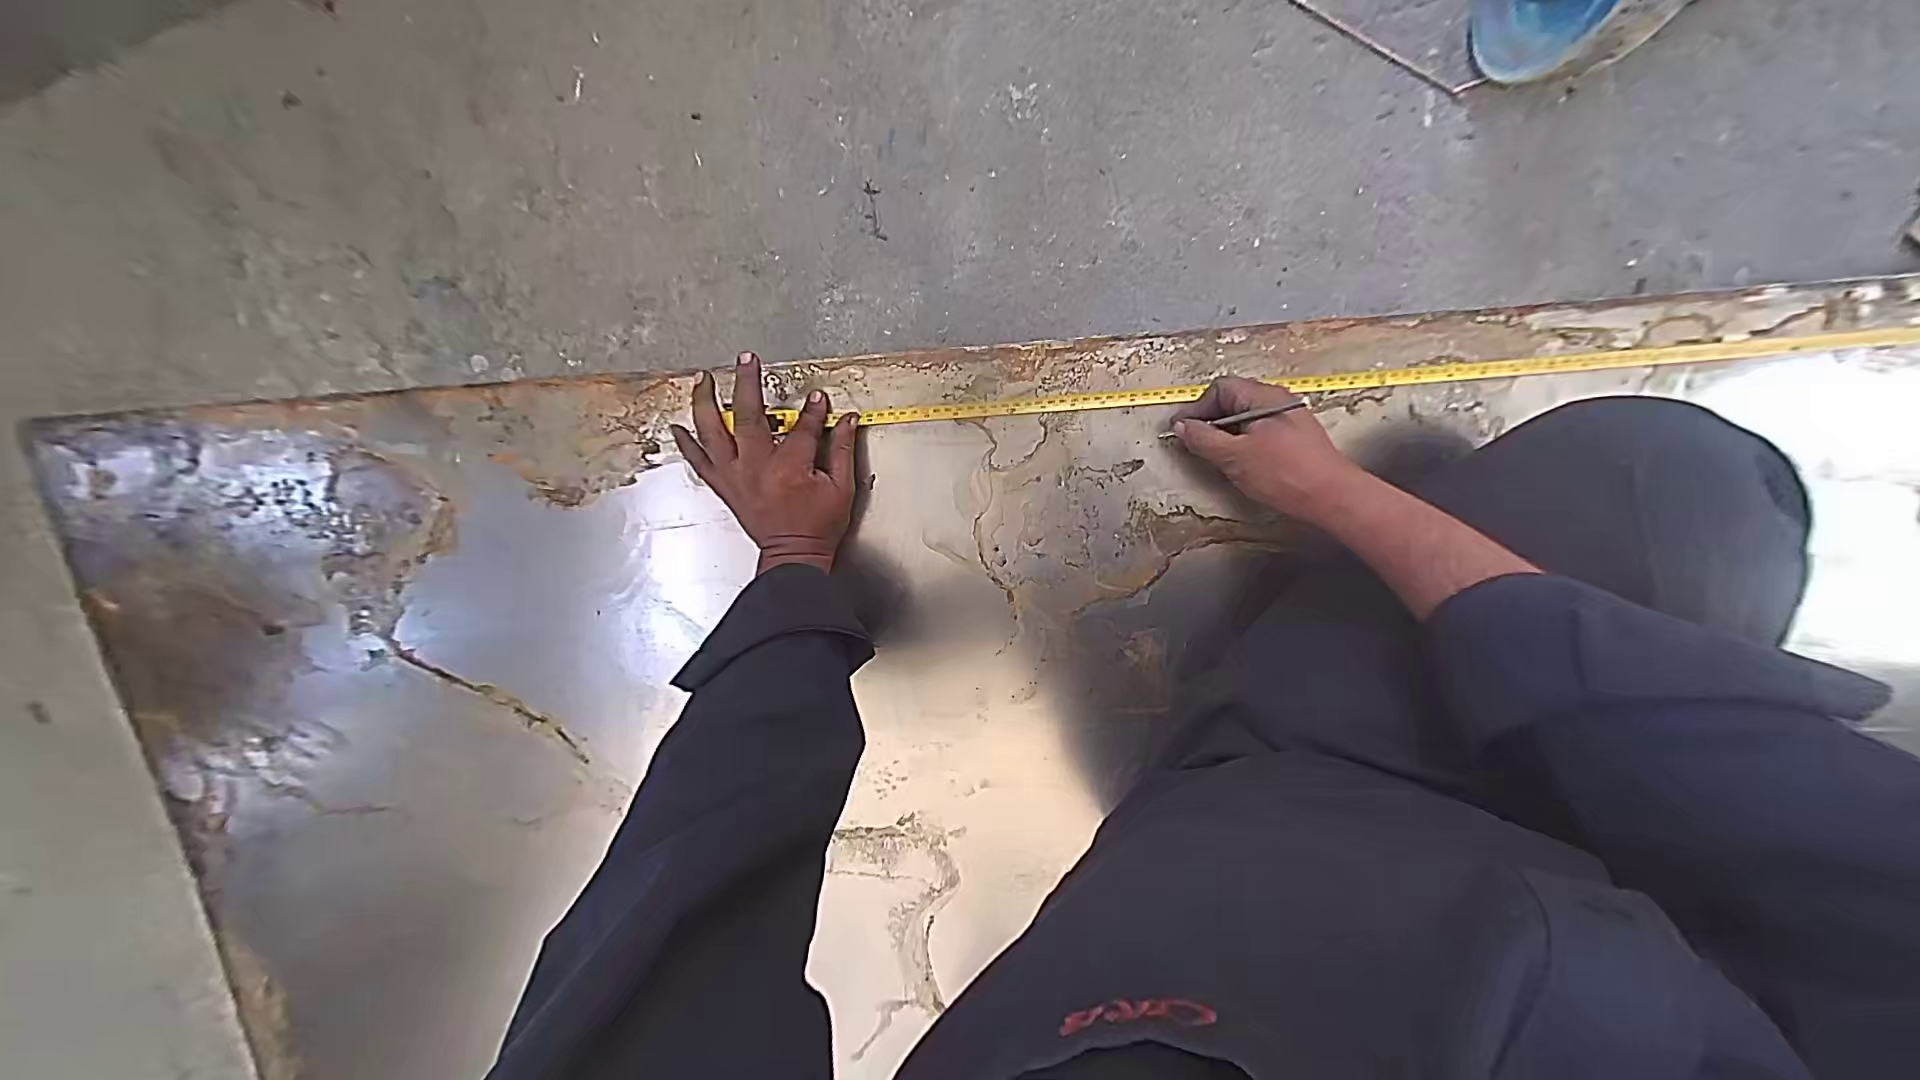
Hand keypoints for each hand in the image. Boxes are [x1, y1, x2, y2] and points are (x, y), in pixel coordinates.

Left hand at [671, 351, 859, 574]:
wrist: (794, 555)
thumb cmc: (818, 527)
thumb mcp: (842, 488)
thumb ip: (842, 450)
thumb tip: (847, 421)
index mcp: (789, 467)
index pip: (803, 427)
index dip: (813, 410)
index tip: (818, 398)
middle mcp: (757, 467)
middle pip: (748, 415)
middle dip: (749, 383)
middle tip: (748, 360)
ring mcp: (736, 476)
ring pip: (714, 432)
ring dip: (707, 402)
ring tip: (705, 379)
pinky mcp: (725, 486)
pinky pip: (699, 461)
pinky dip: (687, 443)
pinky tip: (679, 426)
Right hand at [1170, 377, 1366, 521]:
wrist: (1331, 497)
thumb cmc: (1286, 474)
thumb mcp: (1233, 456)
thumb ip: (1202, 438)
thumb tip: (1182, 426)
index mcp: (1264, 397)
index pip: (1220, 389)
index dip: (1197, 409)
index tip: (1182, 430)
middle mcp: (1278, 402)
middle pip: (1232, 400)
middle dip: (1209, 420)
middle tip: (1193, 442)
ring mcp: (1287, 419)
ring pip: (1244, 417)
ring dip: (1224, 433)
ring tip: (1214, 455)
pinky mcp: (1293, 438)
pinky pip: (1257, 431)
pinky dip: (1240, 441)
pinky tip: (1238, 462)